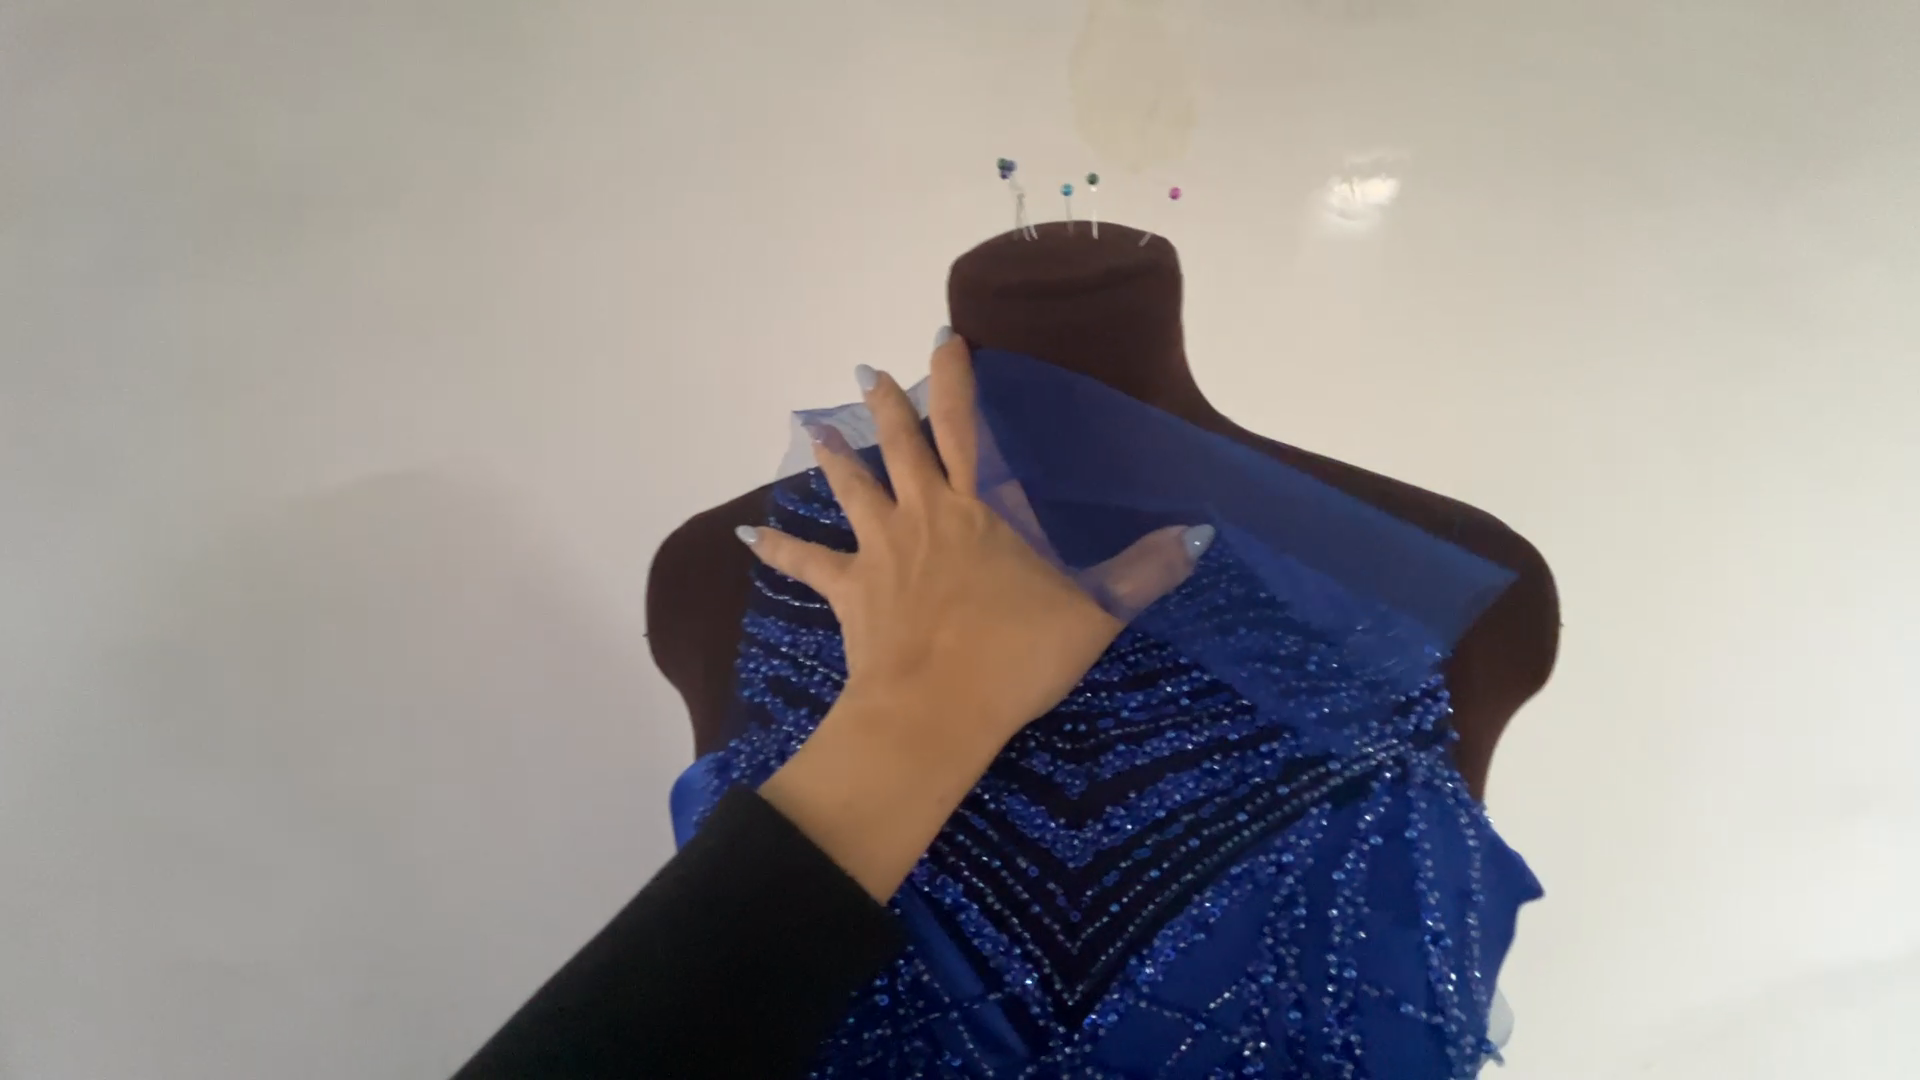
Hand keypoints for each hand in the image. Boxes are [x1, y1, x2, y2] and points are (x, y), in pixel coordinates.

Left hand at [741, 328, 1211, 899]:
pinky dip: (780, 550)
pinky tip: (748, 537)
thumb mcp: (1093, 614)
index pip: (965, 429)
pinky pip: (808, 565)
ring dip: (835, 459)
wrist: (938, 710)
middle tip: (870, 372)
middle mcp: (921, 518)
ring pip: (852, 492)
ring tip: (815, 430)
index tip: (943, 339)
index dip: (956, 382)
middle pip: (902, 449)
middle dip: (889, 407)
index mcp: (974, 512)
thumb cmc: (1014, 657)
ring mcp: (879, 554)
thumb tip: (1199, 536)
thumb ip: (1143, 572)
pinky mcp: (849, 593)